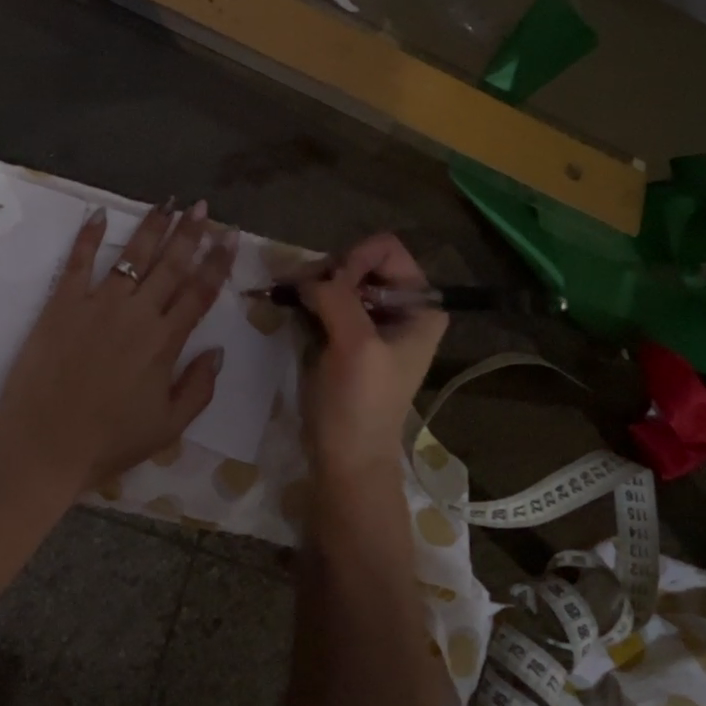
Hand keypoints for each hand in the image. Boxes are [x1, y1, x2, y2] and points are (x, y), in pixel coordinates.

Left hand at [0, 200, 236, 490]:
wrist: (45, 440)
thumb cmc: (109, 440)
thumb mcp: (168, 426)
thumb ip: (198, 387)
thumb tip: (218, 351)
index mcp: (165, 342)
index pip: (199, 293)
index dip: (217, 262)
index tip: (230, 235)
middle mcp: (135, 313)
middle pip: (170, 265)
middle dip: (189, 233)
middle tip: (201, 206)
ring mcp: (97, 303)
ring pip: (131, 256)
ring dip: (151, 227)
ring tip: (166, 203)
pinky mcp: (62, 302)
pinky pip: (78, 260)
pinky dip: (89, 235)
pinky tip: (99, 214)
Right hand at [296, 234, 447, 477]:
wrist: (346, 454)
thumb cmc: (361, 403)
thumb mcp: (357, 345)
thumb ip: (338, 299)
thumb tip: (306, 279)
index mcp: (419, 306)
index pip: (386, 250)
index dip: (354, 259)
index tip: (329, 286)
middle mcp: (398, 307)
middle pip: (358, 260)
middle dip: (326, 270)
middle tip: (298, 291)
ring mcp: (369, 320)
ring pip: (336, 277)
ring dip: (309, 283)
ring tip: (286, 297)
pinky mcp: (342, 333)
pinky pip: (323, 298)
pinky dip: (303, 297)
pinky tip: (287, 304)